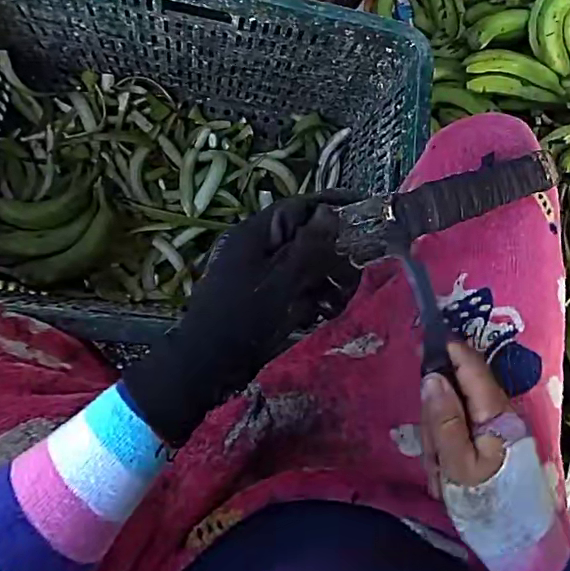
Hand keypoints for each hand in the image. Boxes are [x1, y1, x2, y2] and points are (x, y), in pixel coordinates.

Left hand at [122, 193, 357, 443]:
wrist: (205, 366)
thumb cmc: (243, 316)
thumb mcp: (282, 278)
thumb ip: (309, 244)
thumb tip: (329, 212)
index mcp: (257, 233)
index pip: (300, 207)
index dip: (333, 204)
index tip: (364, 206)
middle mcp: (257, 247)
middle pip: (304, 236)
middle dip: (334, 250)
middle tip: (363, 263)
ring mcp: (257, 273)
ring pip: (302, 264)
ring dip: (327, 277)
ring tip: (348, 295)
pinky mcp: (260, 298)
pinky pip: (292, 287)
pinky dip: (312, 296)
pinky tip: (328, 311)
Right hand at [419, 342, 514, 499]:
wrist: (523, 552)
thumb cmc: (490, 507)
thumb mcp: (458, 466)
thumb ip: (444, 420)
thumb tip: (432, 376)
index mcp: (495, 412)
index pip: (471, 365)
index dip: (447, 348)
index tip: (422, 342)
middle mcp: (499, 412)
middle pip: (457, 388)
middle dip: (435, 412)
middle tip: (431, 454)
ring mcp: (496, 428)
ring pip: (454, 411)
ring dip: (439, 437)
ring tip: (439, 474)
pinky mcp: (492, 444)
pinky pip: (460, 431)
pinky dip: (447, 449)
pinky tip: (445, 475)